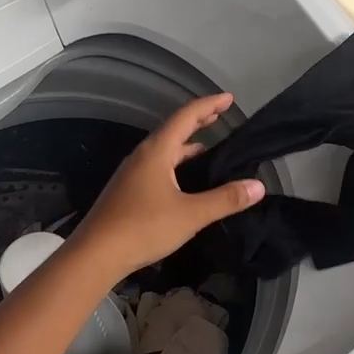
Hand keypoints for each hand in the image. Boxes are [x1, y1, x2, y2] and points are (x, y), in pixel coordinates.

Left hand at [68, 93, 264, 277]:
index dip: (208, 105)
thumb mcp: (191, 214)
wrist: (96, 254)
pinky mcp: (127, 192)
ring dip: (185, 145)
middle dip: (197, 122)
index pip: (186, 117)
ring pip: (163, 151)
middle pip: (172, 130)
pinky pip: (156, 167)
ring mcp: (131, 175)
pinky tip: (183, 180)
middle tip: (219, 116)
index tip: (229, 98)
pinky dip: (175, 164)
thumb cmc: (143, 228)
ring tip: (207, 147)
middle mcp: (142, 157)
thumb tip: (258, 186)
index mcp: (156, 152)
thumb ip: (225, 199)